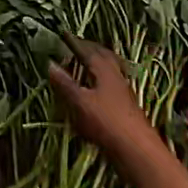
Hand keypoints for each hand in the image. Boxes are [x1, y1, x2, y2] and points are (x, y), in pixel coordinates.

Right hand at [48, 39, 161, 164]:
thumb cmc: (107, 123)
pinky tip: (95, 92)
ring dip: (96, 64)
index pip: (87, 50)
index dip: (74, 43)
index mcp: (104, 69)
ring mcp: (122, 92)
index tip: (62, 35)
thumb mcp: (80, 103)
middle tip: (75, 46)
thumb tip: (50, 64)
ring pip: (108, 70)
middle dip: (88, 49)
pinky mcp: (125, 108)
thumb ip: (65, 84)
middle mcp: (115, 75)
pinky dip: (99, 81)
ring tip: (84, 64)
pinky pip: (110, 85)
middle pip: (102, 56)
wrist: (138, 151)